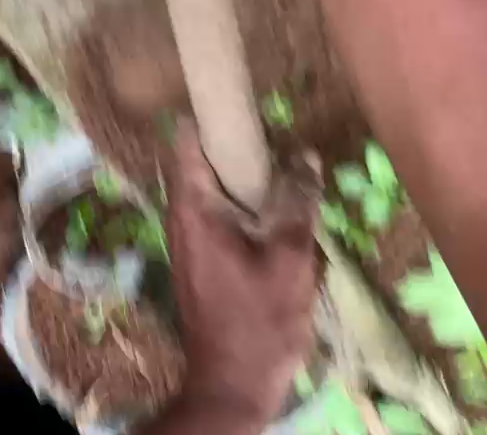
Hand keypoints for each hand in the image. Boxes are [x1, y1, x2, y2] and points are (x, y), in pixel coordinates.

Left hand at [164, 124, 321, 425]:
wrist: (232, 385)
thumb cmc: (258, 318)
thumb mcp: (289, 255)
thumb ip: (296, 200)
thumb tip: (304, 154)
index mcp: (192, 203)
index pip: (187, 136)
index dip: (212, 112)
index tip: (246, 100)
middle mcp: (181, 212)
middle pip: (205, 159)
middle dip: (243, 149)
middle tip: (283, 145)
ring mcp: (190, 236)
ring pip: (218, 189)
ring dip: (251, 183)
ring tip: (289, 181)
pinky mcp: (202, 256)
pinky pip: (223, 215)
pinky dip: (248, 209)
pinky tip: (281, 224)